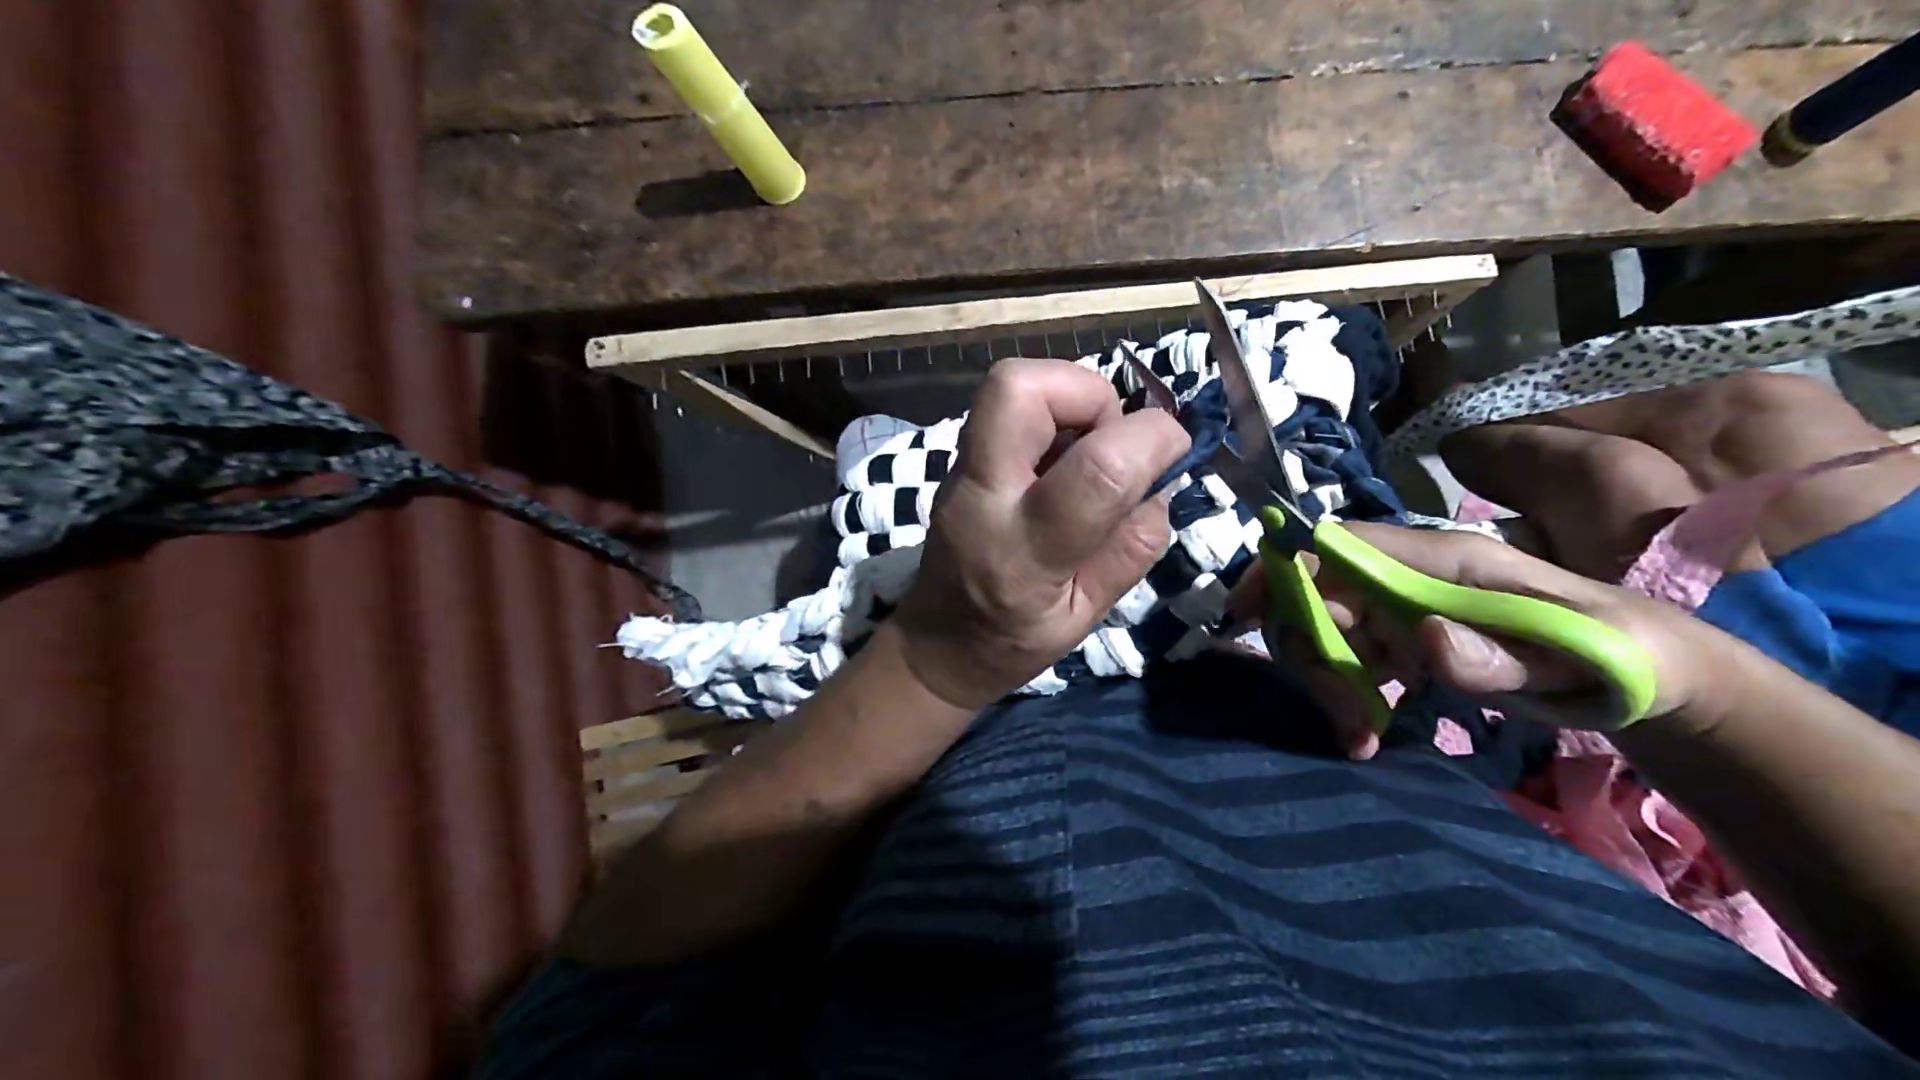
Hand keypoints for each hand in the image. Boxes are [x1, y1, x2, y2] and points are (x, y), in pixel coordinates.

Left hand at [894, 358, 1191, 709]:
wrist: (936, 643)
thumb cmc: (1012, 642)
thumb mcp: (1085, 616)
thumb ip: (1130, 549)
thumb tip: (1160, 480)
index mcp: (1024, 554)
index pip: (1096, 471)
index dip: (1151, 440)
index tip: (1174, 450)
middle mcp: (982, 497)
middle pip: (1018, 388)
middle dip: (1088, 391)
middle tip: (1112, 435)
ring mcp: (960, 473)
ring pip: (1008, 385)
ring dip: (1070, 397)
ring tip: (1090, 447)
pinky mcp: (957, 463)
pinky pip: (1005, 407)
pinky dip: (1051, 413)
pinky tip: (1061, 458)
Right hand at [1229, 522, 1739, 756]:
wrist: (1647, 678)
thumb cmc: (1619, 659)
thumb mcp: (1579, 663)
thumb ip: (1501, 656)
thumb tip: (1421, 641)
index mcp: (1440, 561)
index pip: (1336, 545)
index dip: (1281, 568)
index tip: (1245, 612)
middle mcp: (1407, 577)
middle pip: (1316, 594)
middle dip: (1309, 651)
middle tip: (1345, 714)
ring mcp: (1401, 608)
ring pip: (1323, 630)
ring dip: (1324, 681)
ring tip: (1359, 733)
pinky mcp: (1401, 640)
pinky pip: (1346, 658)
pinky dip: (1342, 694)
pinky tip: (1365, 730)